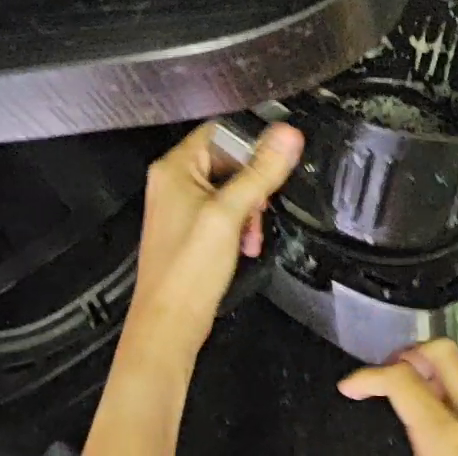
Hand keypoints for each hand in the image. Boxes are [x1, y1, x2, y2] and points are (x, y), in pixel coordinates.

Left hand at [122, 120, 304, 362]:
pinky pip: (225, 208)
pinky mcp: (191, 228)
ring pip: (231, 185)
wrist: (169, 328)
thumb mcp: (231, 213)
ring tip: (256, 228)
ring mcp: (181, 206)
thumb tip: (289, 134)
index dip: (252, 140)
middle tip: (265, 200)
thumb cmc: (190, 269)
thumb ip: (261, 171)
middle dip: (254, 180)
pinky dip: (241, 221)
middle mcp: (174, 181)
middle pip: (229, 158)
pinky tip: (249, 242)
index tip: (278, 156)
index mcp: (174, 168)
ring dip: (251, 204)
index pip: (221, 130)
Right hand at [339, 339, 457, 455]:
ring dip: (438, 366)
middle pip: (443, 353)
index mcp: (446, 439)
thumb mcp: (432, 454)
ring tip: (415, 384)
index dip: (368, 378)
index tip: (349, 387)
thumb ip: (410, 446)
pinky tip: (449, 414)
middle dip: (409, 354)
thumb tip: (381, 443)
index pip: (403, 381)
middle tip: (386, 375)